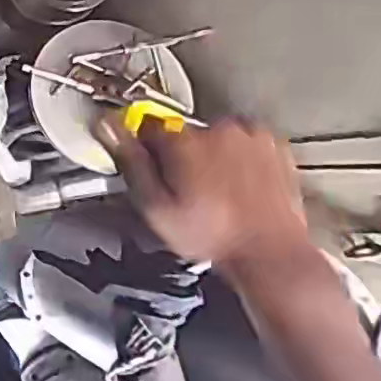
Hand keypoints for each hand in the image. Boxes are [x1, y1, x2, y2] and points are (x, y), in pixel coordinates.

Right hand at [93, 116, 314, 276]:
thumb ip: (130, 161)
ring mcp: (247, 137)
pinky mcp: (271, 146)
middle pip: (181, 131)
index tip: (152, 166)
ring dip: (209, 154)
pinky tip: (236, 183)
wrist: (270, 254)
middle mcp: (216, 131)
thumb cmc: (216, 236)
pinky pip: (242, 141)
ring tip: (214, 189)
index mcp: (182, 141)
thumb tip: (109, 129)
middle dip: (178, 154)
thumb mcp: (155, 207)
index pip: (147, 125)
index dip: (145, 149)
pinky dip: (237, 156)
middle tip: (185, 188)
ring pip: (212, 135)